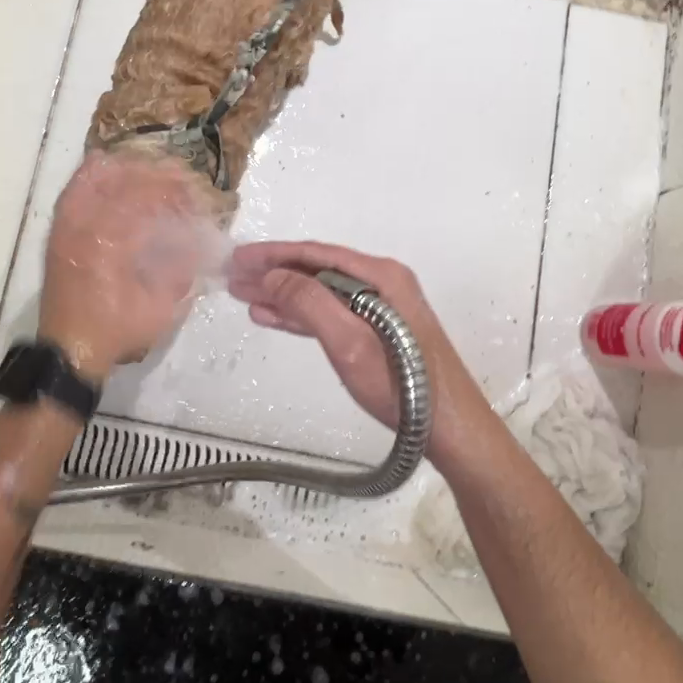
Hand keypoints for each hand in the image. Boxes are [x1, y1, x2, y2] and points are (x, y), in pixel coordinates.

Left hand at [39, 152, 218, 381]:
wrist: (70, 349)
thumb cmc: (117, 331)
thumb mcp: (161, 309)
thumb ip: (182, 272)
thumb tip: (199, 241)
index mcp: (112, 244)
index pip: (146, 197)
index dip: (173, 189)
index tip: (194, 194)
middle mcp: (85, 227)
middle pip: (122, 179)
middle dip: (155, 174)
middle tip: (179, 179)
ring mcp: (67, 226)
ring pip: (95, 177)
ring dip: (127, 170)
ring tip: (151, 174)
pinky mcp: (58, 232)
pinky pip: (74, 190)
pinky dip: (95, 176)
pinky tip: (114, 174)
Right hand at [225, 241, 491, 460]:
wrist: (450, 428)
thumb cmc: (400, 384)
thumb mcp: (348, 341)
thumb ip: (309, 302)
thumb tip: (272, 275)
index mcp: (380, 275)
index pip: (316, 254)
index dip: (273, 254)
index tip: (238, 258)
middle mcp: (382, 283)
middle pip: (317, 270)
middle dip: (273, 272)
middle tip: (232, 276)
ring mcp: (382, 308)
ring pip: (320, 293)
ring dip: (282, 294)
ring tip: (244, 297)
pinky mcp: (380, 332)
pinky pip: (331, 313)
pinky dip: (300, 315)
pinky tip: (273, 318)